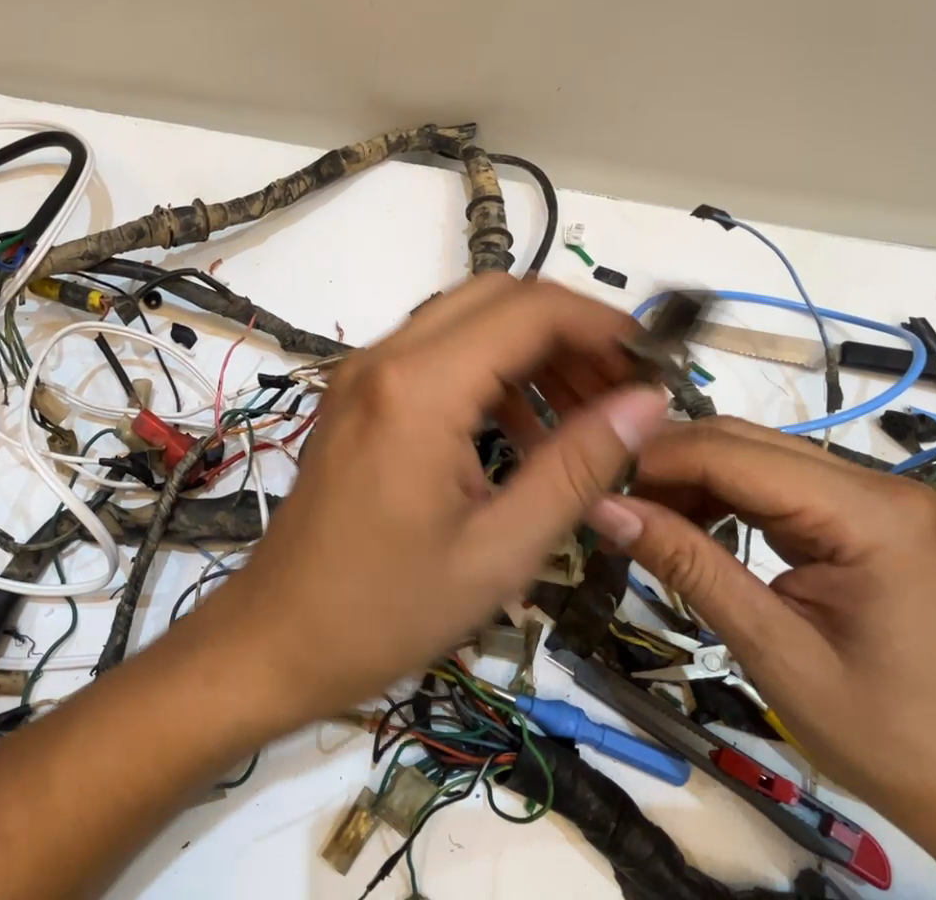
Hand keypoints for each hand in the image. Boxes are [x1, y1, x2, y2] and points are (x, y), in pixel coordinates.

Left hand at [192, 275, 668, 725]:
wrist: (278, 635)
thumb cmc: (387, 609)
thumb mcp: (500, 549)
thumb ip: (577, 466)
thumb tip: (647, 402)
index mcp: (418, 389)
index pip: (530, 310)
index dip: (604, 327)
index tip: (657, 368)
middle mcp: (382, 360)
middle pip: (495, 299)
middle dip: (567, 334)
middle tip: (620, 396)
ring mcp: (359, 377)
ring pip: (462, 324)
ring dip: (527, 355)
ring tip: (582, 422)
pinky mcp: (351, 401)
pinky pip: (430, 360)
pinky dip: (484, 377)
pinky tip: (519, 438)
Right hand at [584, 419, 935, 899]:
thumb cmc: (890, 735)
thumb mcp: (773, 650)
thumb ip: (688, 566)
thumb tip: (601, 507)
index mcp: (868, 514)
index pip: (730, 453)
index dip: (650, 462)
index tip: (585, 486)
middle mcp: (881, 488)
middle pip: (743, 443)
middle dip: (665, 466)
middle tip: (605, 506)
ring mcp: (882, 504)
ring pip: (757, 459)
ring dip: (691, 481)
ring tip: (639, 521)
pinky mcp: (874, 525)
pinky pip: (781, 489)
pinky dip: (726, 501)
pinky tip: (691, 529)